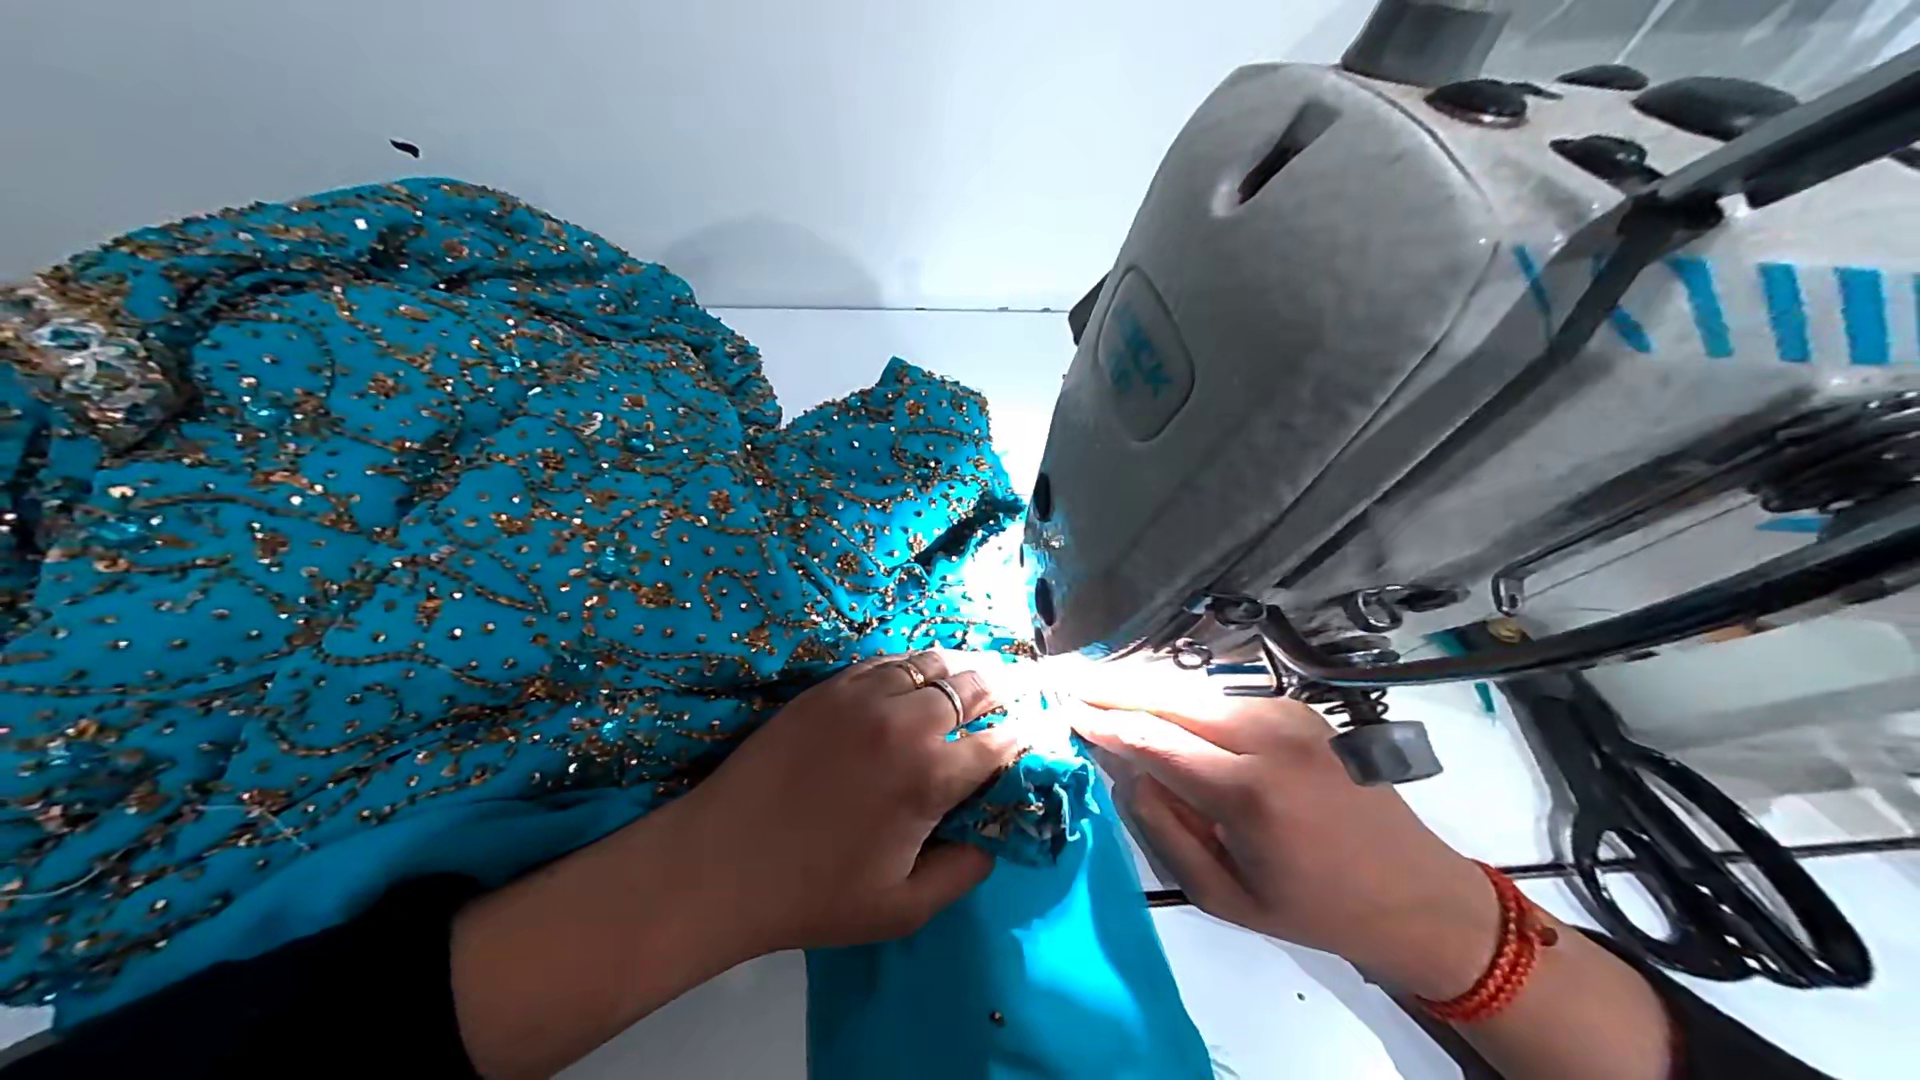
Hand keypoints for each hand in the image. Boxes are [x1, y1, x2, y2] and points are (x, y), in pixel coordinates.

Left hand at [669, 649, 1022, 952]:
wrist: (721, 861)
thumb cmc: (815, 893)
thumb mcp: (902, 909)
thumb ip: (963, 873)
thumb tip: (994, 838)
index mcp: (930, 778)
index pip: (998, 743)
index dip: (1020, 737)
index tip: (1028, 737)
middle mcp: (906, 723)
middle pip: (973, 687)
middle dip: (998, 693)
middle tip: (1004, 701)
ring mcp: (864, 696)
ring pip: (932, 663)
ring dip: (958, 672)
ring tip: (966, 683)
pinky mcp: (831, 686)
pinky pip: (888, 661)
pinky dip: (913, 666)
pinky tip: (915, 678)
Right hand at [1065, 668, 1500, 998]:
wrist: (1417, 892)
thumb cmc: (1314, 906)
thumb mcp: (1224, 896)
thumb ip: (1164, 831)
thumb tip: (1126, 773)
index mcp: (1248, 790)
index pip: (1152, 739)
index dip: (1103, 722)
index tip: (1066, 708)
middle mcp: (1266, 736)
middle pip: (1167, 694)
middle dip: (1112, 684)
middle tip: (1068, 675)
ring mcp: (1286, 714)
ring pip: (1192, 687)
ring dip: (1142, 683)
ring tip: (1097, 681)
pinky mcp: (1296, 707)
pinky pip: (1220, 695)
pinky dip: (1179, 693)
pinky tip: (1151, 696)